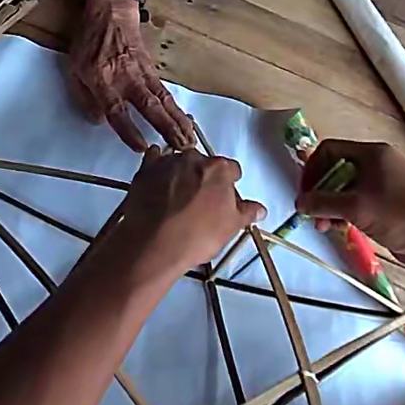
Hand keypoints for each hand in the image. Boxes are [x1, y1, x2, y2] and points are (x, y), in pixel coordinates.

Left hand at [69, 0, 195, 150]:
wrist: (110, 12)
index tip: (142, 148)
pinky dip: (177, 108)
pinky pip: (165, 92)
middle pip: (150, 108)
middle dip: (167, 128)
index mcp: (103, 80)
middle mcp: (126, 78)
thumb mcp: (73, 68)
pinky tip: (185, 119)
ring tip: (190, 137)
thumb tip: (99, 120)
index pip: (117, 111)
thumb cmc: (90, 39)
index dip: (130, 131)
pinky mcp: (152, 70)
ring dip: (178, 121)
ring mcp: (142, 74)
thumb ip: (84, 97)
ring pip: (163, 101)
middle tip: (181, 147)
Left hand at [111, 147, 263, 281]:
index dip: (230, 183)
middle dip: (205, 178)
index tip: (226, 195)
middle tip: (202, 200)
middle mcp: (194, 159)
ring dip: (182, 174)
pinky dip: (158, 169)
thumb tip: (259, 209)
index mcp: (220, 169)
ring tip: (178, 199)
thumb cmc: (196, 235)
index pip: (232, 169)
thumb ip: (247, 212)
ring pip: (180, 163)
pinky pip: (154, 162)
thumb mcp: (231, 227)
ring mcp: (168, 163)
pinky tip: (159, 182)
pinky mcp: (145, 172)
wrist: (153, 245)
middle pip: (205, 164)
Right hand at [295, 140, 404, 260]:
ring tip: (323, 225)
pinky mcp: (385, 201)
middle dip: (321, 191)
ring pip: (345, 187)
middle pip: (336, 168)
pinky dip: (343, 211)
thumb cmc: (397, 216)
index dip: (313, 168)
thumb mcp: (355, 207)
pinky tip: (338, 227)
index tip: (305, 192)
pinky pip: (356, 200)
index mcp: (373, 153)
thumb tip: (300, 202)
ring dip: (330, 204)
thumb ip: (323, 203)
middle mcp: (377, 162)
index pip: (330, 149)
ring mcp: (382, 182)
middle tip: (312, 212)